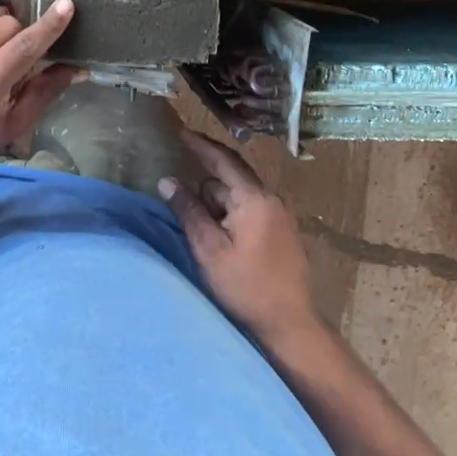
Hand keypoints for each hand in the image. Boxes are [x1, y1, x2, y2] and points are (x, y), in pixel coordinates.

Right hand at [160, 131, 320, 340]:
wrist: (290, 323)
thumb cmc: (246, 286)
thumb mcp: (208, 249)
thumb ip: (188, 211)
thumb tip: (167, 180)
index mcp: (254, 199)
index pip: (223, 160)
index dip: (200, 145)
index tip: (180, 132)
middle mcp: (271, 199)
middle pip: (230, 178)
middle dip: (205, 189)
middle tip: (186, 208)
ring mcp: (280, 214)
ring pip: (238, 196)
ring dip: (218, 206)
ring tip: (207, 238)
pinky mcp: (282, 230)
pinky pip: (249, 208)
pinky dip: (230, 214)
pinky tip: (222, 238)